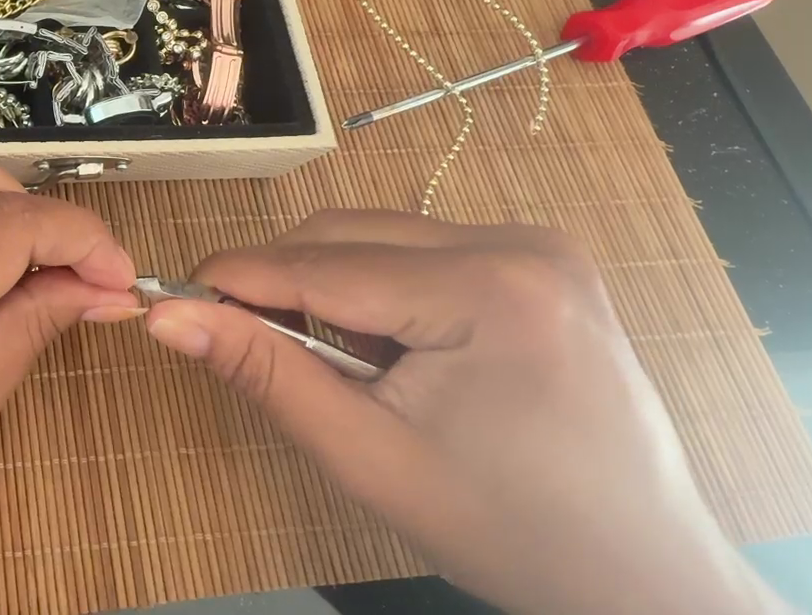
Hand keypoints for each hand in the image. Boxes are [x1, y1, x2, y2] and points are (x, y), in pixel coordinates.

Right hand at [144, 210, 788, 614]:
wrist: (644, 576)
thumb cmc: (504, 528)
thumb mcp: (365, 455)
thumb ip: (262, 372)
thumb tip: (167, 318)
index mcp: (489, 290)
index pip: (319, 265)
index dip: (233, 280)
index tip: (170, 301)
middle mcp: (517, 242)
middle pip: (342, 236)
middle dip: (281, 285)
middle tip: (257, 349)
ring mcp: (535, 243)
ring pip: (371, 235)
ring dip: (326, 285)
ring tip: (343, 363)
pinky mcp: (536, 257)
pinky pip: (412, 248)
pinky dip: (373, 287)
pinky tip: (392, 348)